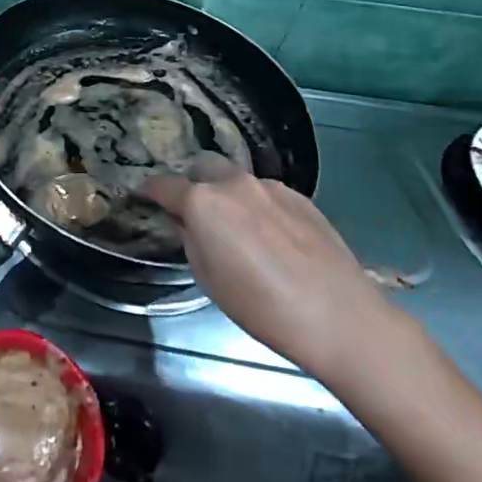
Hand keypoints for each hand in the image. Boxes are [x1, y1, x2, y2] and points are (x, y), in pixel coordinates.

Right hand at [140, 154, 390, 378]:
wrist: (336, 313)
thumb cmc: (261, 307)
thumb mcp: (209, 279)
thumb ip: (191, 239)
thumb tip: (186, 220)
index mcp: (204, 202)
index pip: (165, 185)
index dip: (151, 190)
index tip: (145, 195)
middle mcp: (234, 183)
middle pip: (203, 168)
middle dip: (193, 184)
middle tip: (195, 214)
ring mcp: (270, 185)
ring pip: (236, 179)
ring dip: (228, 195)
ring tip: (238, 230)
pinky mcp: (299, 195)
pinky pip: (265, 192)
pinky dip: (257, 205)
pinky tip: (271, 237)